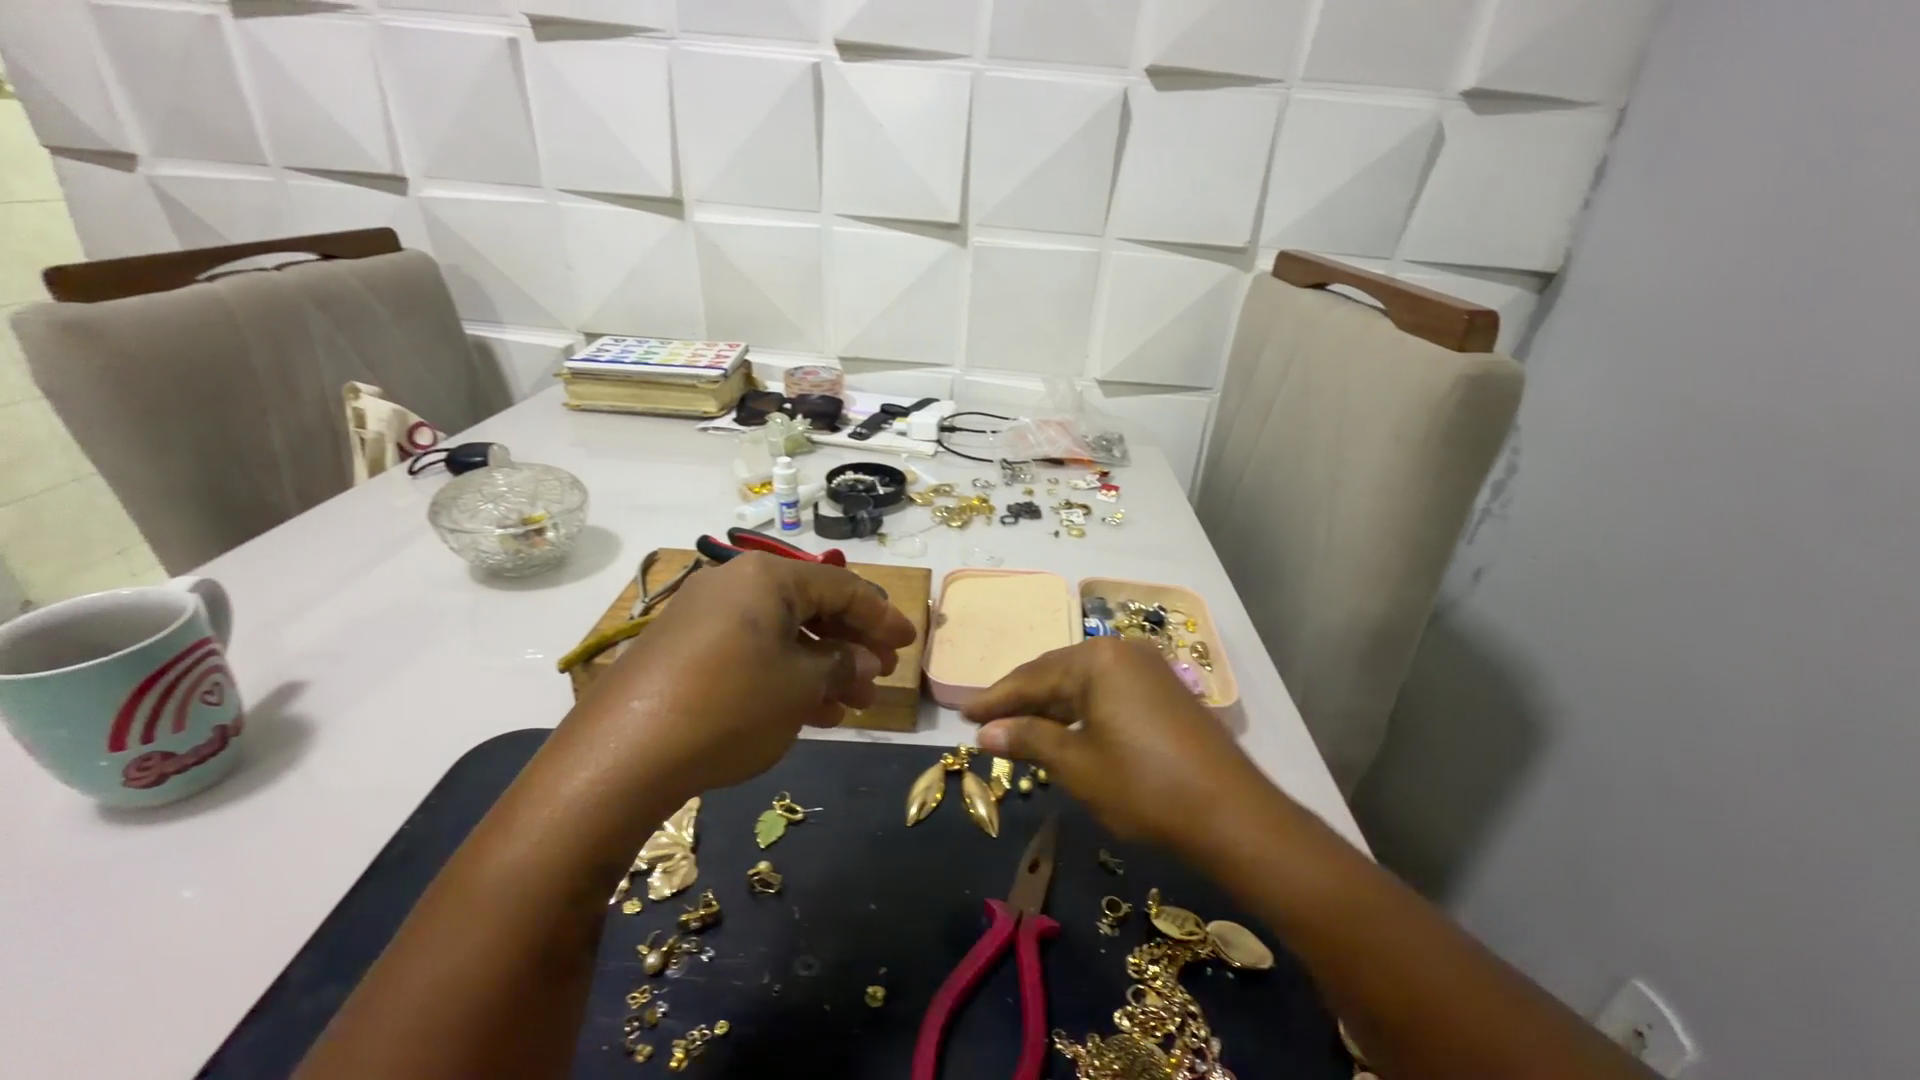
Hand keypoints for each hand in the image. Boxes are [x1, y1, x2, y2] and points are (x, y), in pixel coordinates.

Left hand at [573, 553, 917, 795]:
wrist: (624, 753)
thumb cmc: (730, 705)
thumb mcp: (800, 686)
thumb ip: (841, 665)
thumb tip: (863, 661)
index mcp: (765, 577)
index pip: (841, 587)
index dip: (881, 617)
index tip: (910, 643)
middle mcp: (733, 586)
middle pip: (810, 608)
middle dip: (850, 645)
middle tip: (879, 678)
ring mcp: (703, 619)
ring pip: (780, 635)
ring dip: (821, 667)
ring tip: (850, 706)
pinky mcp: (684, 653)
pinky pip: (750, 654)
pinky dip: (784, 677)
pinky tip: (809, 712)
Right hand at [964, 637, 1273, 852]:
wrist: (1231, 814)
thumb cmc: (1143, 786)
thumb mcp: (1076, 765)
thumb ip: (1028, 740)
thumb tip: (986, 733)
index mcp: (1098, 659)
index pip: (1032, 677)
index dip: (995, 700)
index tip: (964, 717)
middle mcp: (1123, 652)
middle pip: (1057, 674)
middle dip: (1021, 701)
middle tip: (985, 723)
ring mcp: (1149, 670)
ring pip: (1084, 684)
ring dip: (1050, 708)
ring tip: (1017, 730)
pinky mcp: (1165, 693)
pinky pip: (1108, 693)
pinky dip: (1080, 712)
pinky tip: (1064, 732)